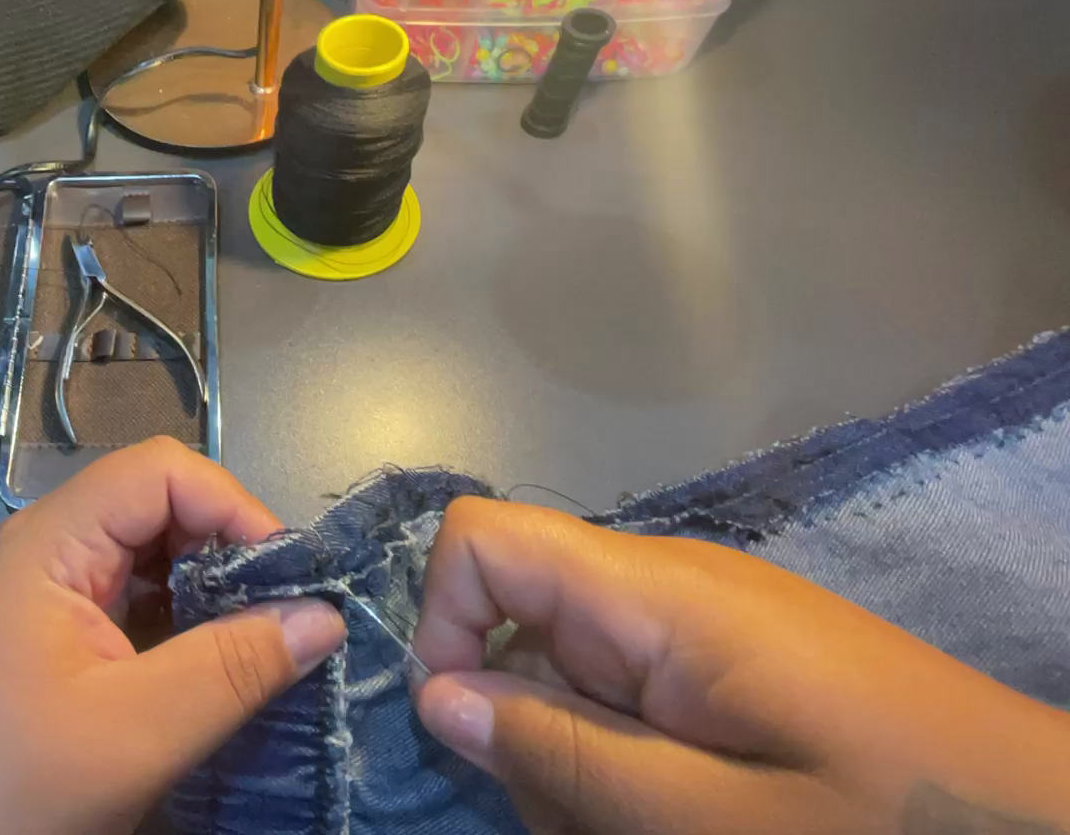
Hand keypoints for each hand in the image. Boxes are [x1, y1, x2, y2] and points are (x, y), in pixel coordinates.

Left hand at [0, 438, 345, 834]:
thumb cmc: (8, 791)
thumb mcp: (134, 734)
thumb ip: (232, 667)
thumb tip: (325, 616)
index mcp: (48, 541)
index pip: (156, 471)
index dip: (229, 506)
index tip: (287, 577)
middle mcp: (42, 544)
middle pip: (151, 502)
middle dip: (224, 547)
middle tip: (279, 614)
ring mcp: (41, 585)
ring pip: (144, 548)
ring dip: (204, 585)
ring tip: (252, 639)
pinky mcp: (46, 626)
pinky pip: (126, 593)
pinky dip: (175, 616)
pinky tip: (203, 660)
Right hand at [410, 498, 1069, 833]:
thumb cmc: (907, 831)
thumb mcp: (721, 824)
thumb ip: (564, 753)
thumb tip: (435, 697)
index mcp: (649, 590)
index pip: (480, 536)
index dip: (446, 614)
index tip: (472, 719)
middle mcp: (656, 579)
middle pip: (514, 611)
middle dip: (517, 716)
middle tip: (584, 819)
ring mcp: (692, 617)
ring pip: (561, 659)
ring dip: (568, 750)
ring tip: (642, 829)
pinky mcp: (722, 653)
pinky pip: (621, 685)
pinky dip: (617, 752)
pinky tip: (673, 812)